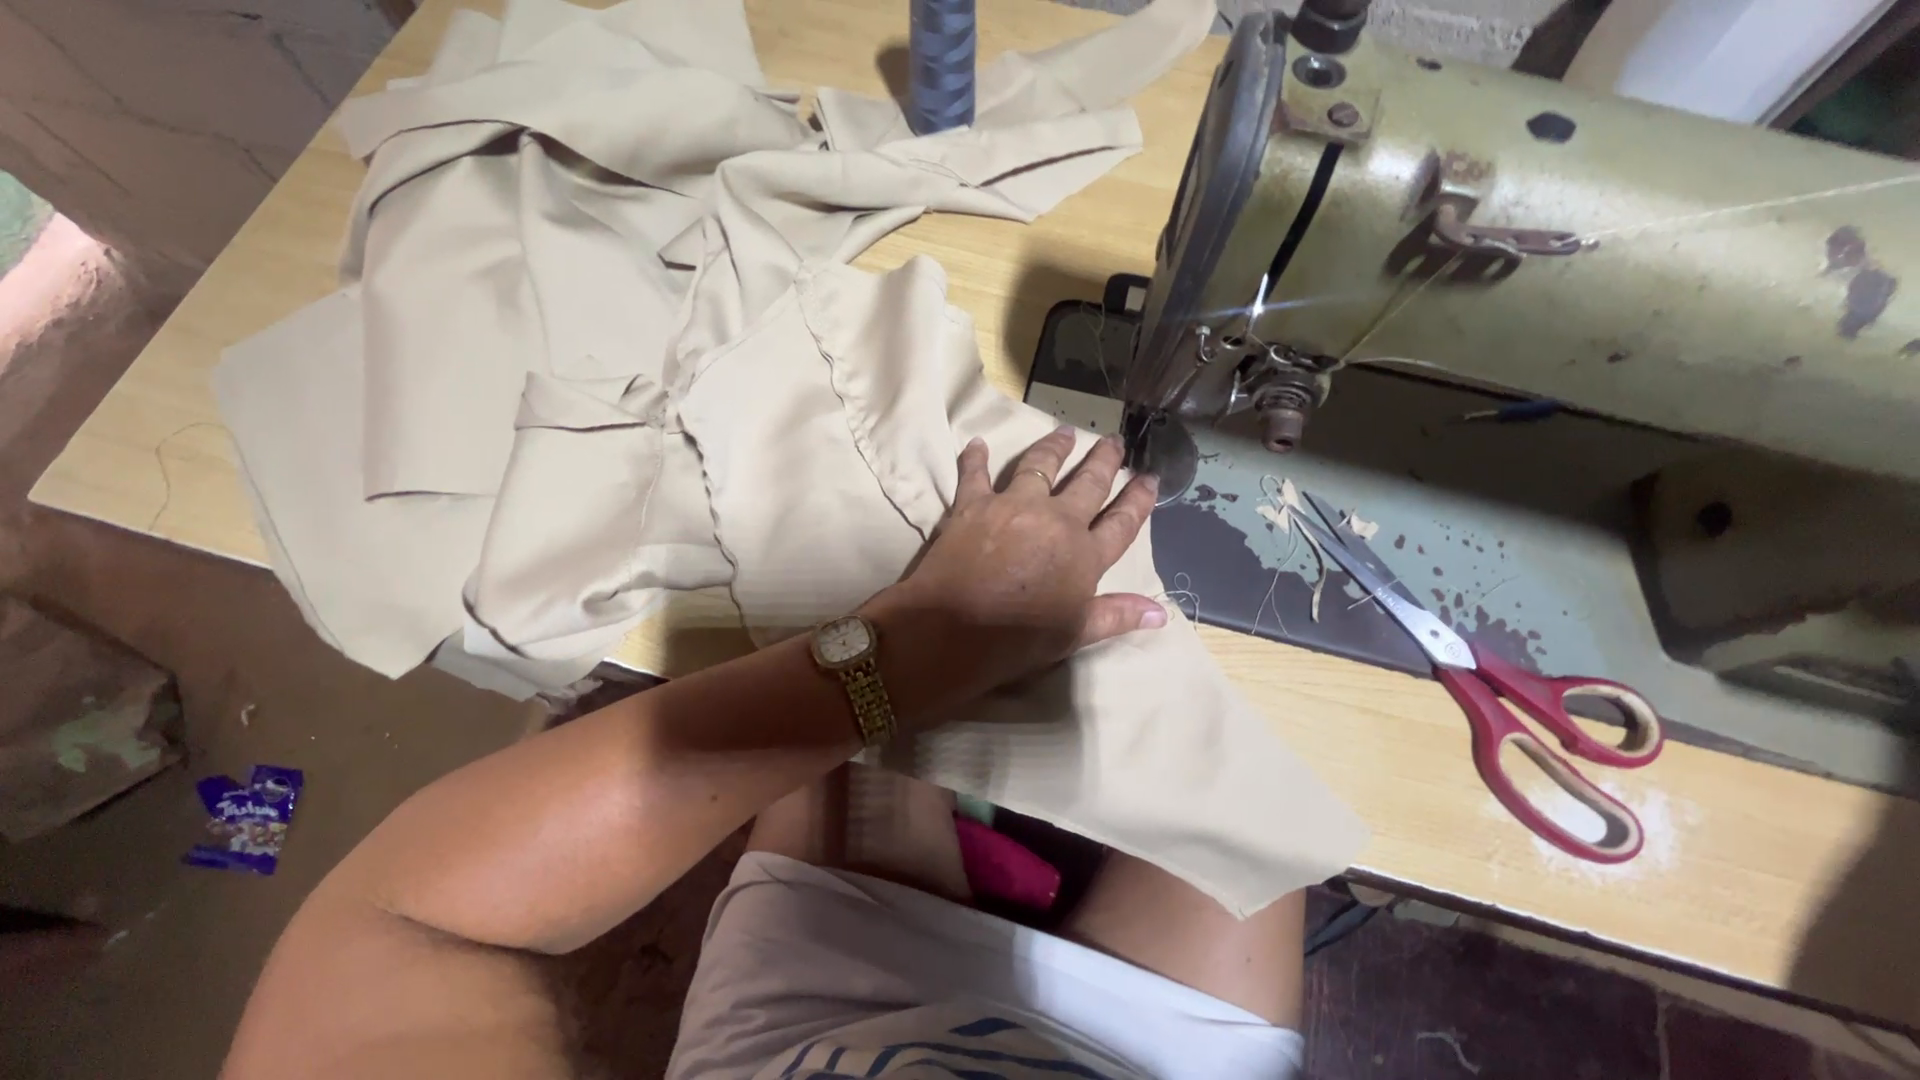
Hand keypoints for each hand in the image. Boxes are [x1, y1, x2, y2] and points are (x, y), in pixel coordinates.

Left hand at [861, 426, 1163, 721]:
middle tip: (1114, 439)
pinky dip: (975, 457)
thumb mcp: (1074, 634)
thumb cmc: (1018, 640)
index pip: (1122, 521)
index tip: (1150, 477)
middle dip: (1104, 459)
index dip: (1139, 499)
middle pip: (1088, 482)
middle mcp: (1057, 520)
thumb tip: (1161, 612)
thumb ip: (1116, 616)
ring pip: (1041, 464)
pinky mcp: (973, 504)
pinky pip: (976, 473)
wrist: (953, 629)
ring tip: (1065, 432)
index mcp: (1086, 555)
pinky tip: (977, 443)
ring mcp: (1014, 506)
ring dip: (1055, 447)